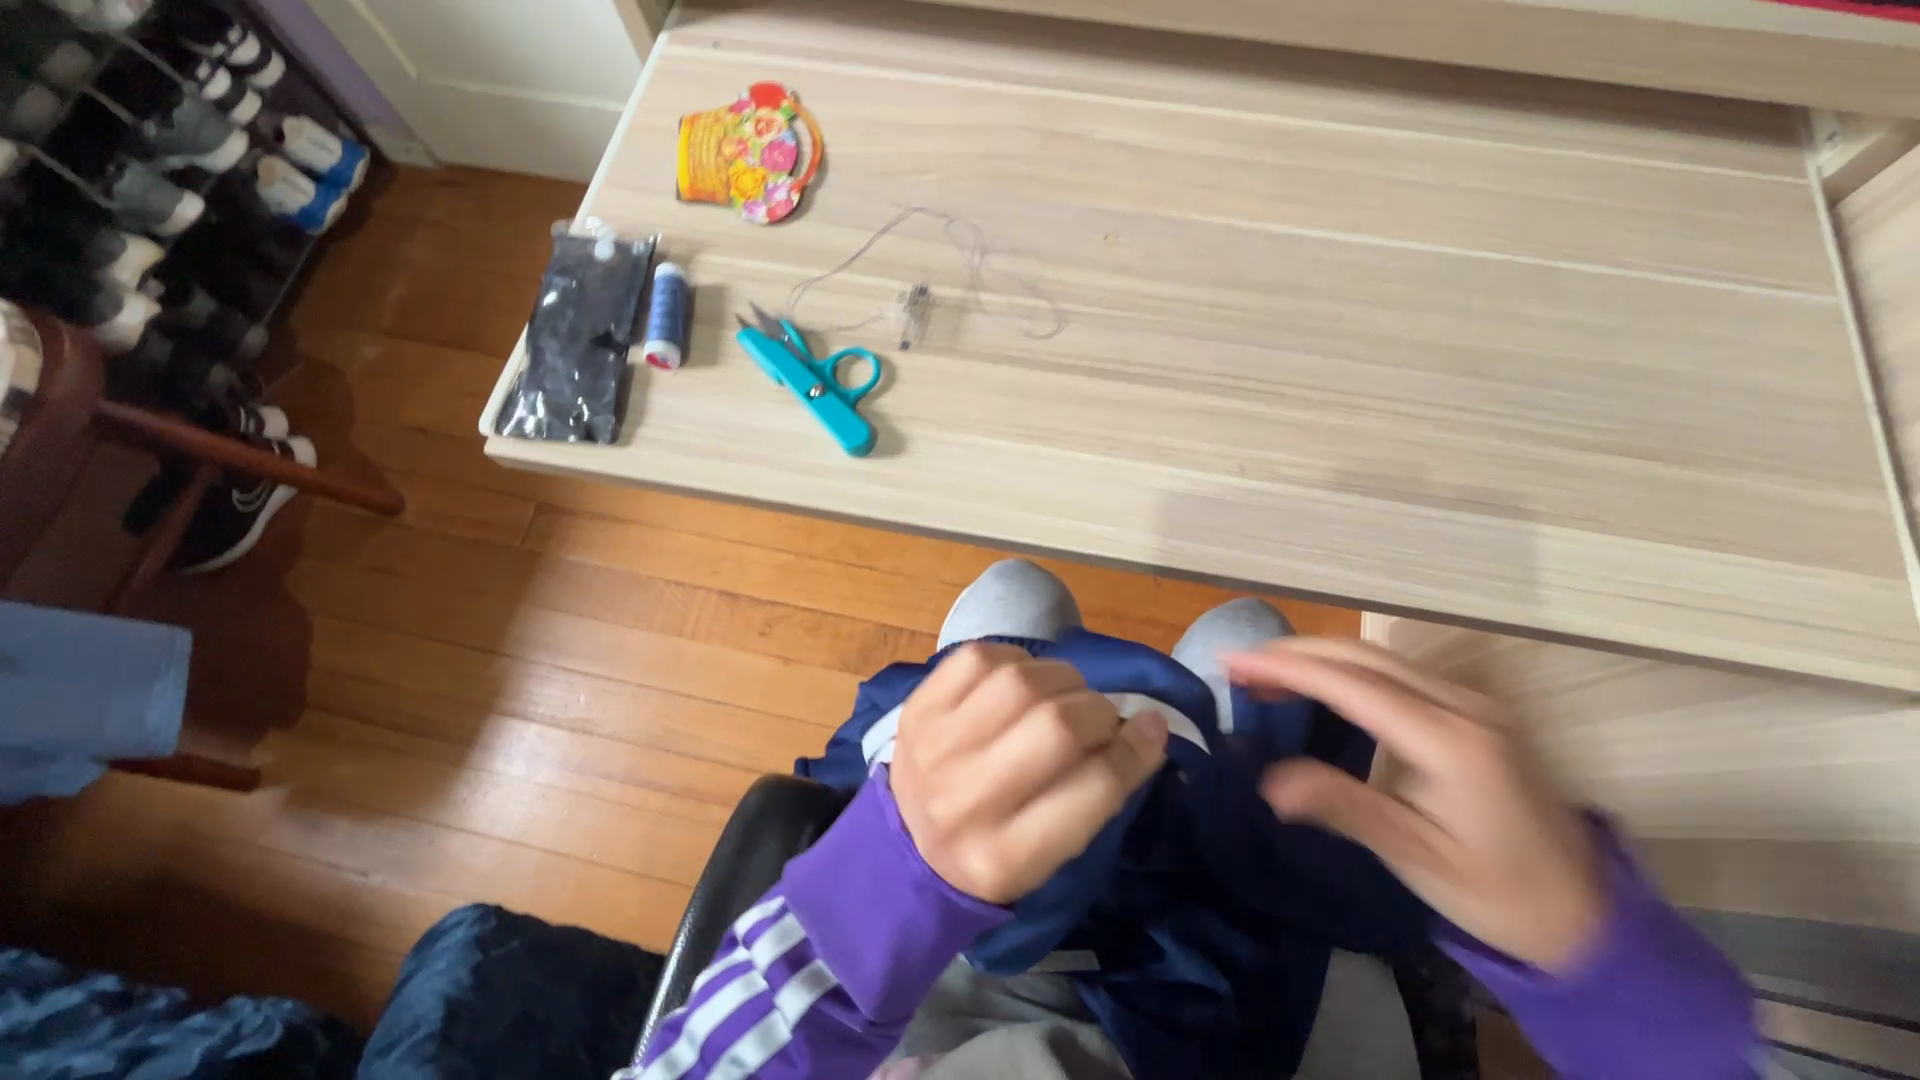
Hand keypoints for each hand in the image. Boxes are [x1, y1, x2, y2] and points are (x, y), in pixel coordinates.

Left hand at [889, 643, 1168, 904]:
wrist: (905, 848)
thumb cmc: (993, 854)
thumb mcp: (1048, 858)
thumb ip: (1097, 797)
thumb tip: (1147, 726)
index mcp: (1006, 858)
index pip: (1092, 790)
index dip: (1135, 752)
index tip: (1151, 730)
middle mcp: (965, 801)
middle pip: (1056, 727)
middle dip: (1098, 712)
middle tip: (1100, 717)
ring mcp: (934, 748)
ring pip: (1020, 682)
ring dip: (1061, 679)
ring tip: (1064, 694)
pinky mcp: (917, 708)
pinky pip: (978, 658)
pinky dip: (1015, 659)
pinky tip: (1021, 678)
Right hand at [1225, 638, 1605, 972]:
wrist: (1584, 912)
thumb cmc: (1497, 892)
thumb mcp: (1416, 858)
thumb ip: (1344, 808)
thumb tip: (1268, 783)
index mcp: (1451, 741)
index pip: (1351, 684)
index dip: (1286, 668)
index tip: (1231, 661)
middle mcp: (1464, 705)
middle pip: (1363, 656)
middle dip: (1293, 653)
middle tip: (1235, 664)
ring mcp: (1473, 702)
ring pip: (1378, 658)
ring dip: (1316, 658)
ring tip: (1261, 673)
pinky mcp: (1473, 711)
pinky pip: (1396, 673)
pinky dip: (1344, 671)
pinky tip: (1315, 685)